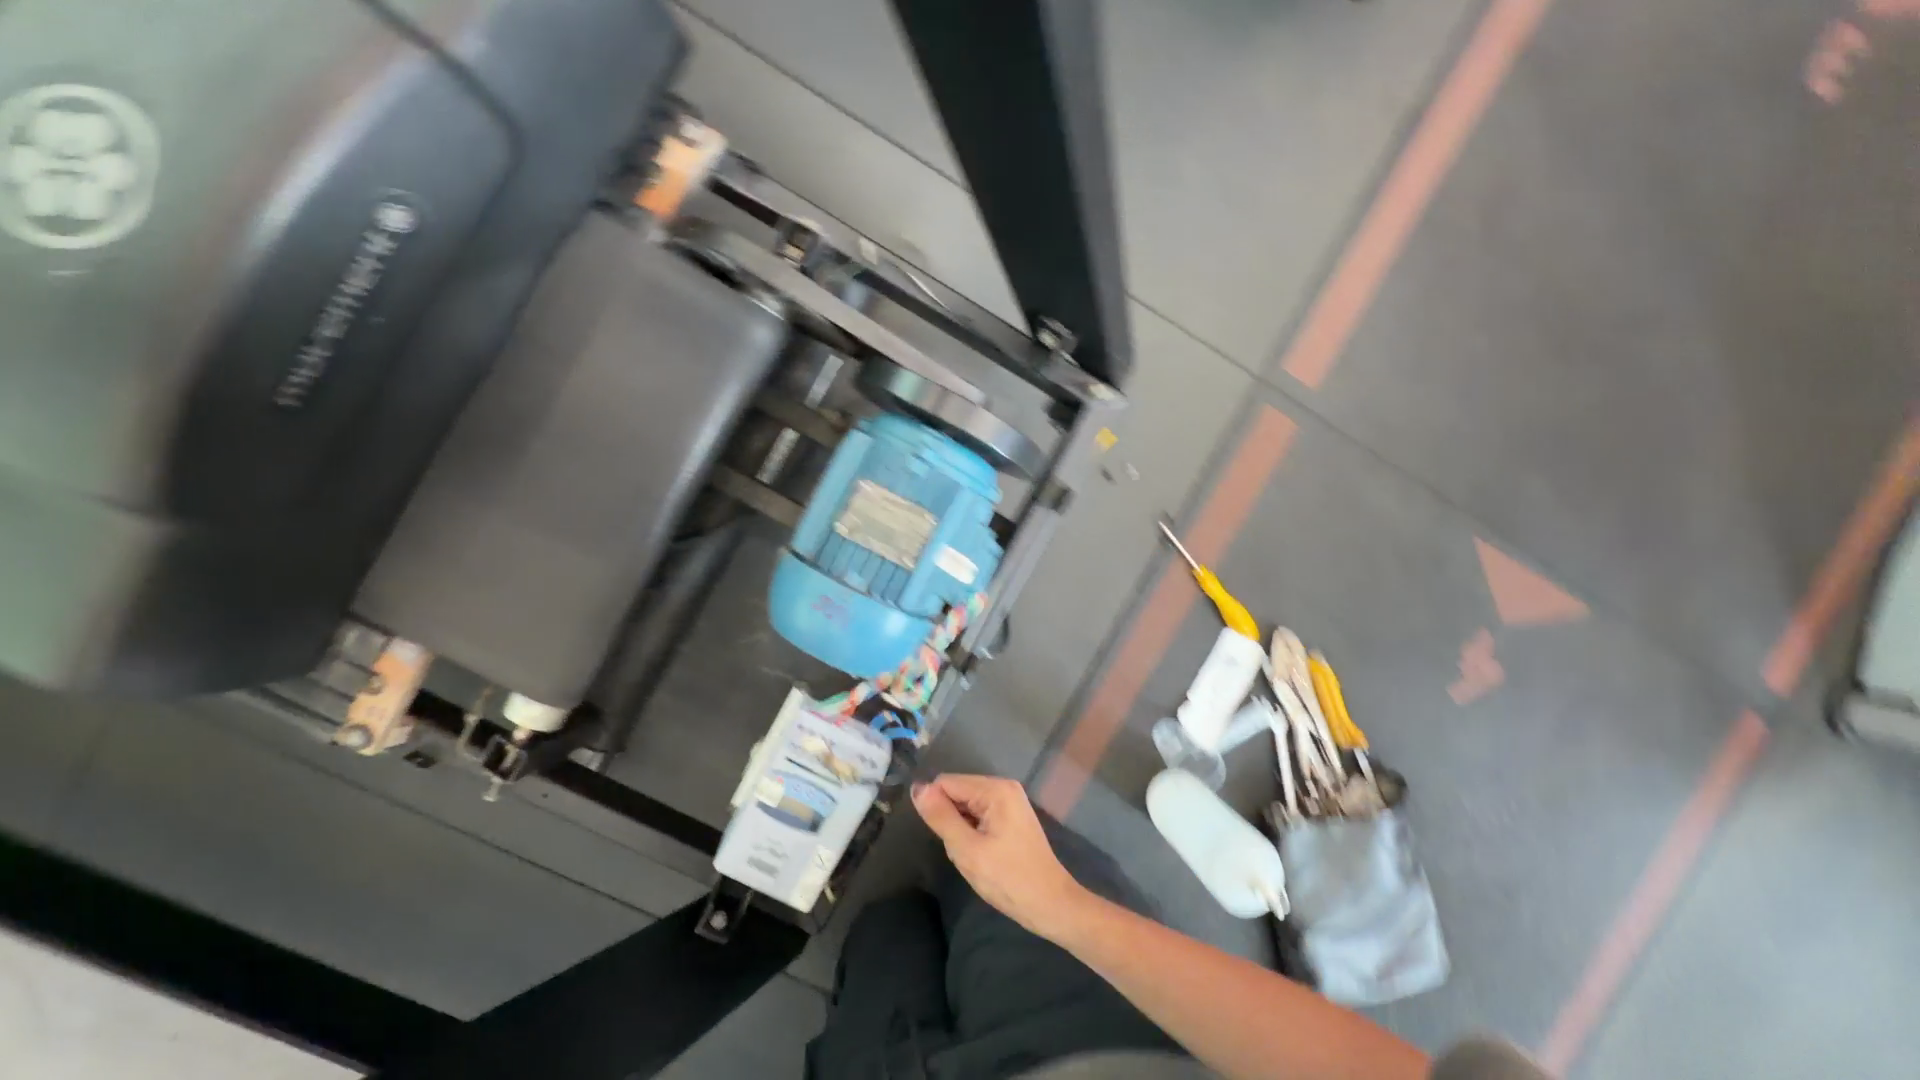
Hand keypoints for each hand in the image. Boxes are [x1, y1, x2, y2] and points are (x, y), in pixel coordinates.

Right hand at [912, 773, 1091, 940]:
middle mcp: (1005, 787)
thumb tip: (917, 788)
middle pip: (958, 792)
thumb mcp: (967, 850)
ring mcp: (1011, 801)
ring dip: (962, 830)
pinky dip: (974, 833)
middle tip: (964, 851)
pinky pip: (980, 815)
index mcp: (995, 789)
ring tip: (974, 855)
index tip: (947, 839)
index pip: (946, 783)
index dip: (937, 809)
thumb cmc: (1008, 879)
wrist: (1050, 904)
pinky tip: (983, 855)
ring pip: (967, 806)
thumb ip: (940, 817)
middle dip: (951, 820)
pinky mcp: (1013, 817)